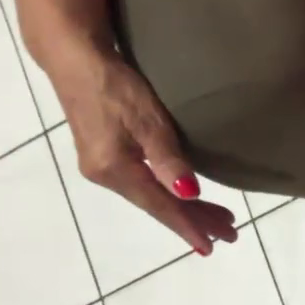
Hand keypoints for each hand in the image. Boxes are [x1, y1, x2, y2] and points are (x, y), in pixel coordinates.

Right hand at [52, 50, 237, 254]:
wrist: (73, 56)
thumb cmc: (116, 87)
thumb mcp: (149, 123)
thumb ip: (168, 161)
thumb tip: (188, 194)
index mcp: (115, 169)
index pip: (161, 207)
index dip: (188, 227)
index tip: (211, 247)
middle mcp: (104, 174)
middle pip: (159, 205)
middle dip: (195, 221)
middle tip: (231, 234)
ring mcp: (100, 166)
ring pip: (152, 196)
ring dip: (186, 209)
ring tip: (219, 221)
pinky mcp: (102, 155)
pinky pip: (143, 186)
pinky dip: (168, 195)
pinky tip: (184, 200)